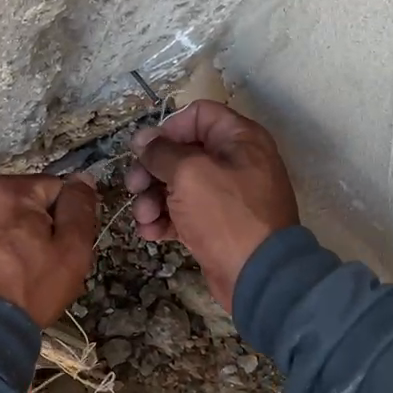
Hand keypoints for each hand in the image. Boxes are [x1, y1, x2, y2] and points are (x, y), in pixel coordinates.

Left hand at [0, 173, 100, 326]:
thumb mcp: (72, 251)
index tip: (59, 244)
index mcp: (8, 190)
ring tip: (10, 269)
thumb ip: (79, 208)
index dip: (62, 216)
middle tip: (36, 261)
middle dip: (32, 224)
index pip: (52, 188)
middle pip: (20, 201)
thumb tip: (82, 179)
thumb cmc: (30, 289)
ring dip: (5, 234)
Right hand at [124, 101, 298, 302]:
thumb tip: (143, 140)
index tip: (147, 150)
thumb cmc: (226, 215)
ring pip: (176, 185)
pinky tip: (150, 233)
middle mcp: (233, 162)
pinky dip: (163, 220)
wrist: (259, 278)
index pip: (198, 115)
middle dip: (151, 170)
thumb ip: (161, 152)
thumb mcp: (189, 174)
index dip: (168, 129)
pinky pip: (182, 212)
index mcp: (239, 139)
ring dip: (152, 198)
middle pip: (181, 152)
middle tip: (134, 186)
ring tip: (144, 217)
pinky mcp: (214, 224)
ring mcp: (224, 196)